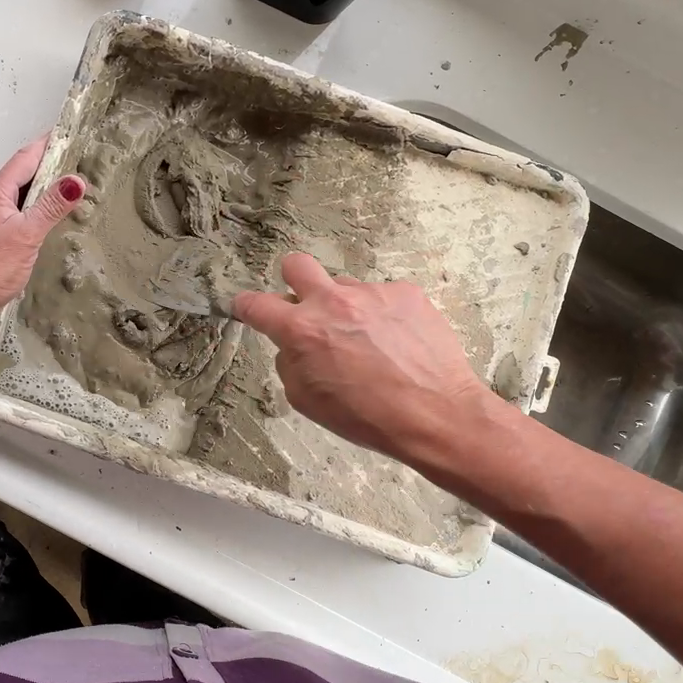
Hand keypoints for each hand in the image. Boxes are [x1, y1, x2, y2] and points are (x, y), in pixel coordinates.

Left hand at [0, 138, 84, 319]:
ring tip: (64, 187)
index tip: (67, 133)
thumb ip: (51, 207)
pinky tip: (42, 219)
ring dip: (39, 188)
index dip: (47, 144)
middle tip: (74, 159)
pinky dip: (31, 208)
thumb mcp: (26, 234)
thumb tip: (75, 181)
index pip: (25, 158)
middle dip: (46, 165)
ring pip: (16, 195)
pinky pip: (12, 213)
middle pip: (20, 174)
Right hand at [233, 254, 503, 466]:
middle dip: (293, 279)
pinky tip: (398, 343)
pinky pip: (383, 297)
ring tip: (369, 341)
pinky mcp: (406, 293)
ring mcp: (371, 292)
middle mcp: (331, 301)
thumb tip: (293, 346)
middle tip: (306, 304)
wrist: (437, 415)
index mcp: (300, 330)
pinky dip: (383, 315)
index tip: (247, 308)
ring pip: (345, 287)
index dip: (246, 306)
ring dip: (346, 307)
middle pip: (296, 264)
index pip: (255, 304)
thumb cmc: (366, 417)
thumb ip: (290, 363)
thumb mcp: (306, 400)